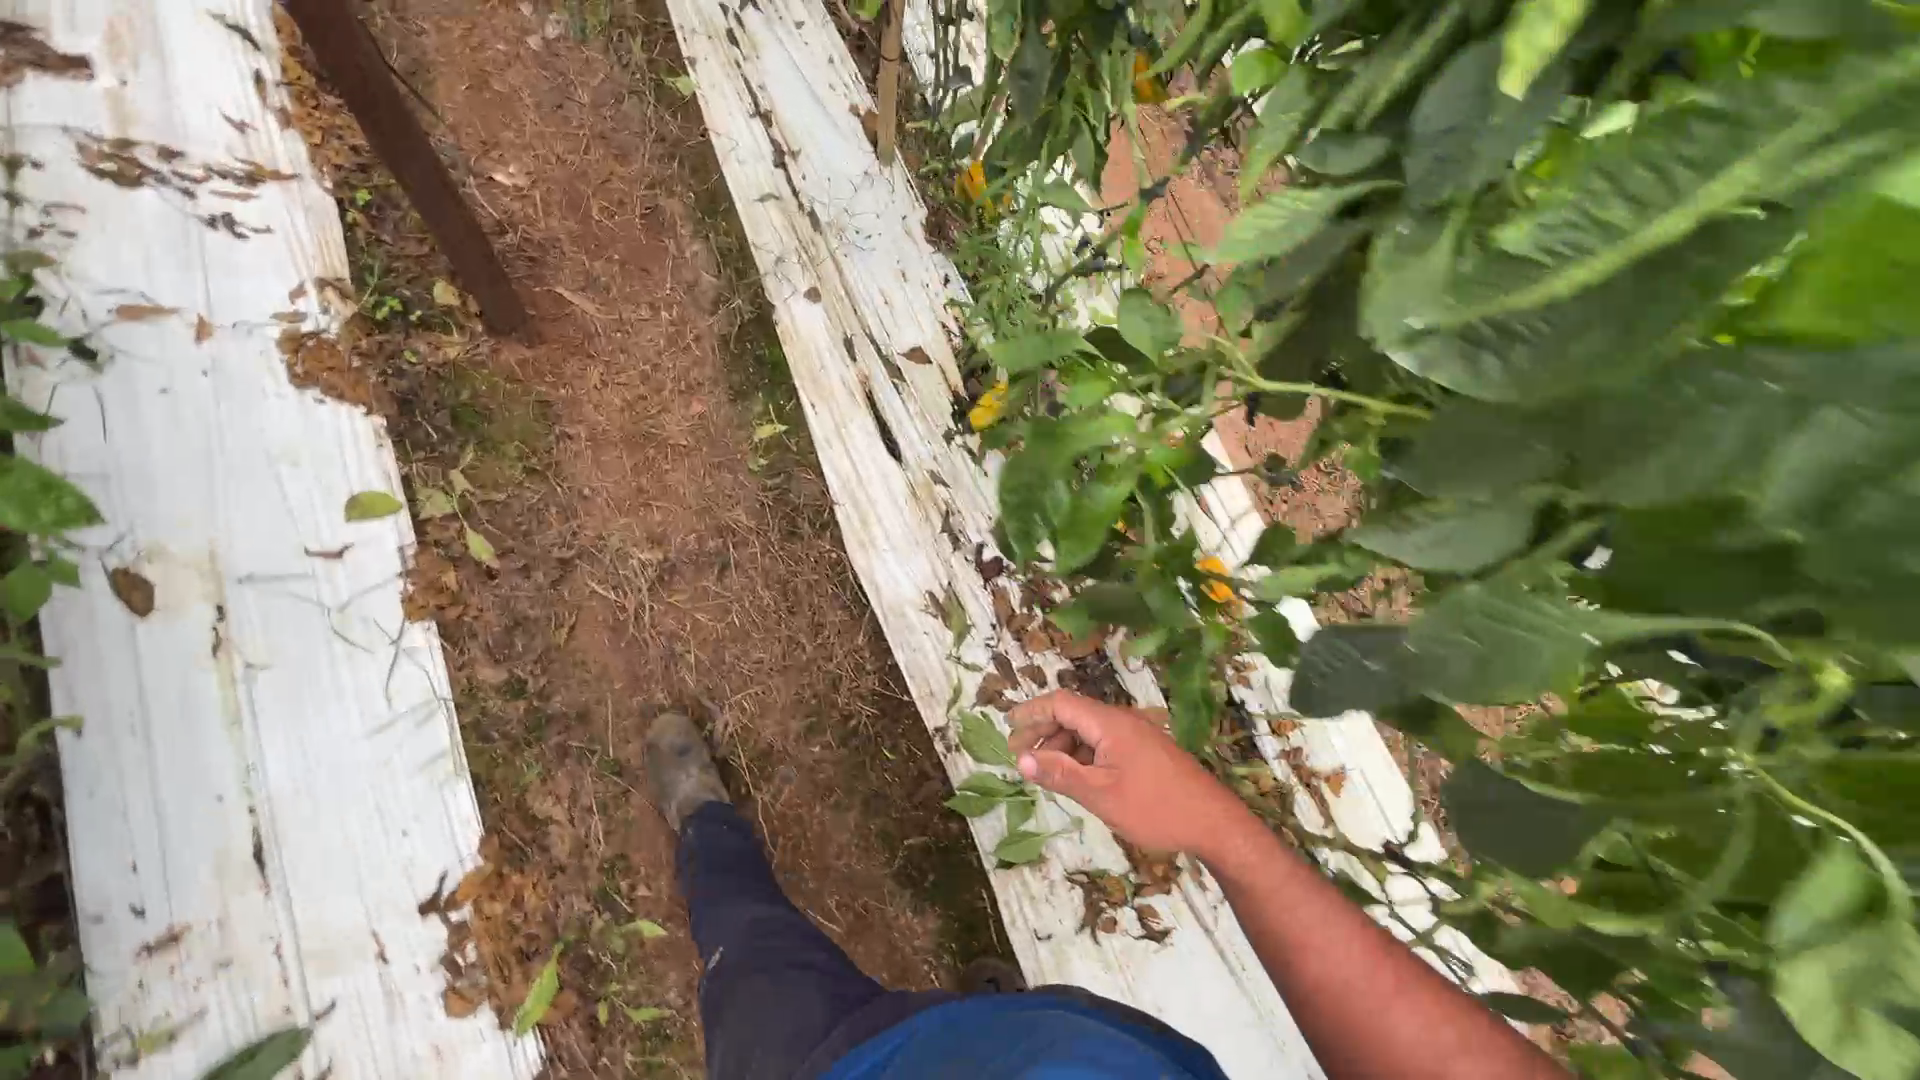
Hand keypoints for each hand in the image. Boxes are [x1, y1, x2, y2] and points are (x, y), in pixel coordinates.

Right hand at [1008, 690, 1255, 857]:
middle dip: (1042, 732)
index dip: (1031, 712)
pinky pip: (1104, 744)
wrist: (1214, 823)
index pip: (1061, 703)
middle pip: (1073, 715)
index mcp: (1110, 723)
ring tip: (1043, 772)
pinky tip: (1076, 778)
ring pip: (1088, 731)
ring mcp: (1136, 736)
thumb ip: (1059, 774)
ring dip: (1062, 746)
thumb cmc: (1154, 808)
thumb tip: (1020, 759)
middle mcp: (1122, 721)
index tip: (1007, 727)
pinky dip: (1083, 755)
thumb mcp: (1099, 794)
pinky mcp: (1145, 752)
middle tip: (1019, 757)